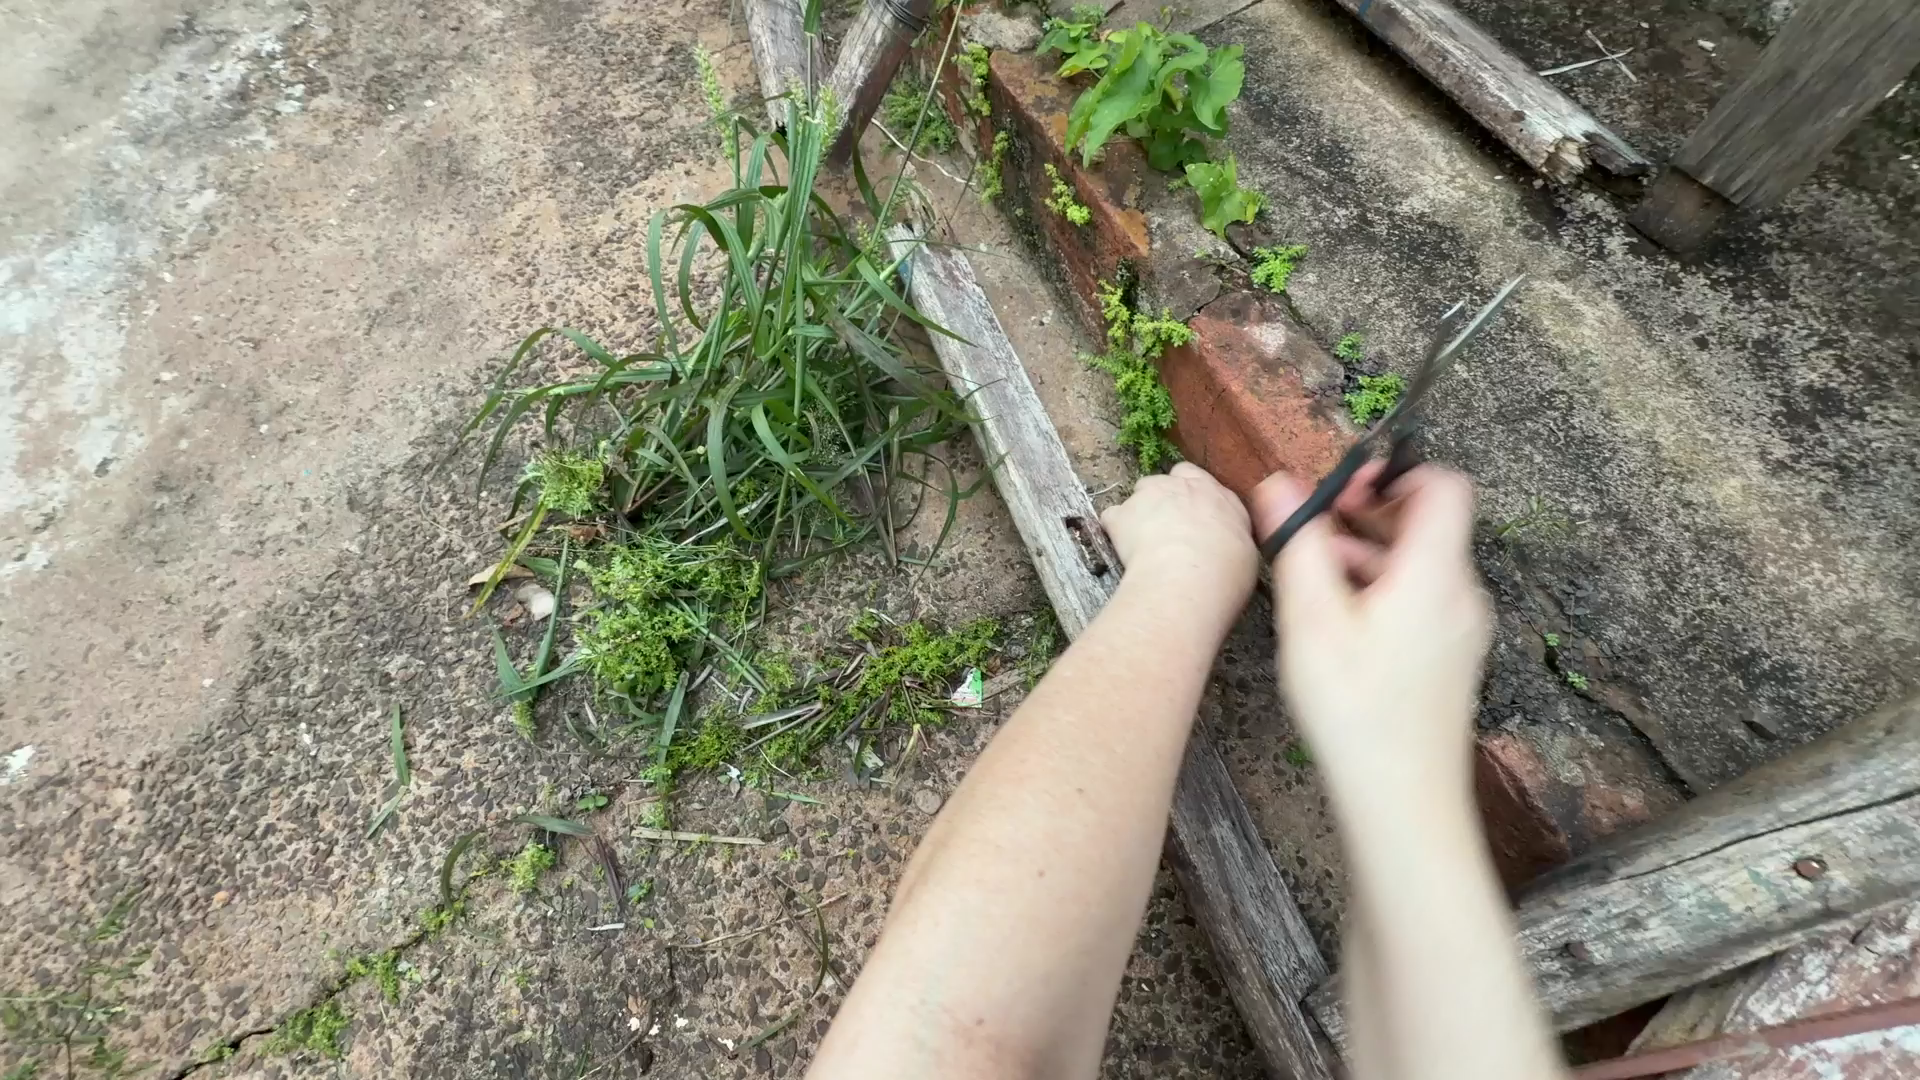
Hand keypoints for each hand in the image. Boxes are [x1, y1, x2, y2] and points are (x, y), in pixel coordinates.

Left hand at [1100, 462, 1257, 615]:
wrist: (1190, 577)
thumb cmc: (1226, 570)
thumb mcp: (1243, 549)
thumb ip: (1227, 533)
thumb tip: (1221, 542)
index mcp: (1214, 494)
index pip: (1193, 475)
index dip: (1185, 492)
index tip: (1185, 511)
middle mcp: (1180, 486)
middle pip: (1161, 481)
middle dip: (1159, 498)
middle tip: (1163, 527)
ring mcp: (1147, 496)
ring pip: (1136, 495)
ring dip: (1137, 512)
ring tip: (1142, 542)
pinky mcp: (1121, 514)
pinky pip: (1112, 517)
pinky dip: (1115, 530)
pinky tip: (1122, 550)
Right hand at [1250, 464, 1490, 798]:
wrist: (1400, 795)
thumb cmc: (1354, 708)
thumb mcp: (1312, 618)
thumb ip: (1298, 543)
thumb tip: (1278, 484)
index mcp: (1434, 574)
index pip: (1443, 486)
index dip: (1392, 473)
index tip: (1340, 490)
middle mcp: (1458, 593)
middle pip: (1422, 523)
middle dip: (1361, 516)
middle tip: (1308, 536)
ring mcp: (1456, 626)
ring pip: (1411, 562)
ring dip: (1359, 555)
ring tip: (1309, 585)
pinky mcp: (1444, 653)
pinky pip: (1413, 596)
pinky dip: (1372, 588)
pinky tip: (1333, 623)